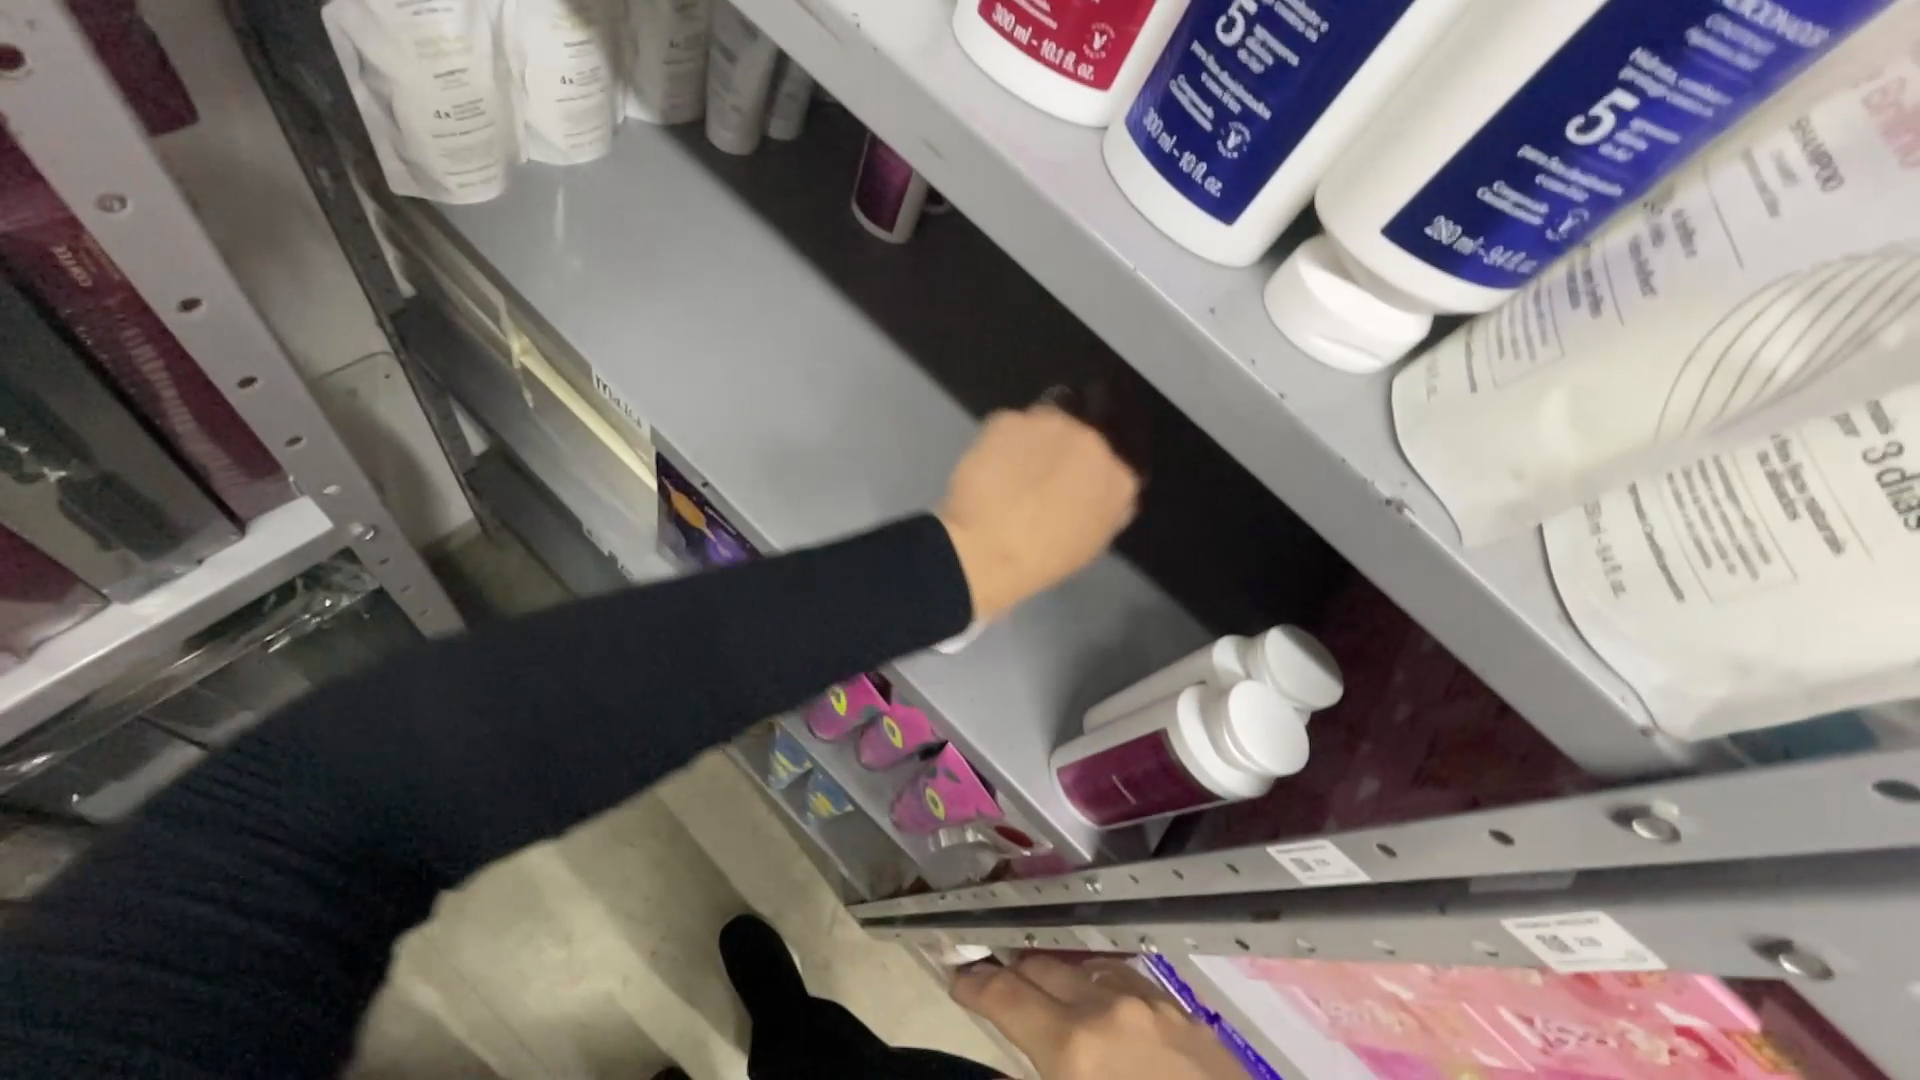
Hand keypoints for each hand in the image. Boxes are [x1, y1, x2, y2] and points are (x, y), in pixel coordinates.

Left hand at [937, 404, 1139, 621]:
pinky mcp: (1010, 419)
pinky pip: (1009, 426)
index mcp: (1119, 479)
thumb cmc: (1042, 559)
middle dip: (1062, 451)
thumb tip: (1097, 492)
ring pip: (1045, 423)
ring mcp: (1051, 424)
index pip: (1112, 465)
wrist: (989, 548)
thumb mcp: (1092, 542)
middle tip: (1038, 477)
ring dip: (1034, 441)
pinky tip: (990, 468)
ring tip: (1012, 471)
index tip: (1069, 487)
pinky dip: (1001, 442)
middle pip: (1081, 435)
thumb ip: (1105, 508)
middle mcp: (1093, 441)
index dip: (1087, 474)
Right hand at [953, 957, 1245, 1079]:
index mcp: (1071, 1047)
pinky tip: (1104, 1004)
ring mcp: (1151, 1005)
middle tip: (993, 982)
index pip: (1003, 996)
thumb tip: (1018, 1058)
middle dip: (1011, 972)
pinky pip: (1128, 981)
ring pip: (1085, 967)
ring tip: (1046, 992)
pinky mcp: (1185, 1014)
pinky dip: (1102, 986)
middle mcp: (1106, 1009)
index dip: (972, 984)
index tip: (956, 979)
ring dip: (1058, 977)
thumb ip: (1039, 1072)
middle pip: (1041, 968)